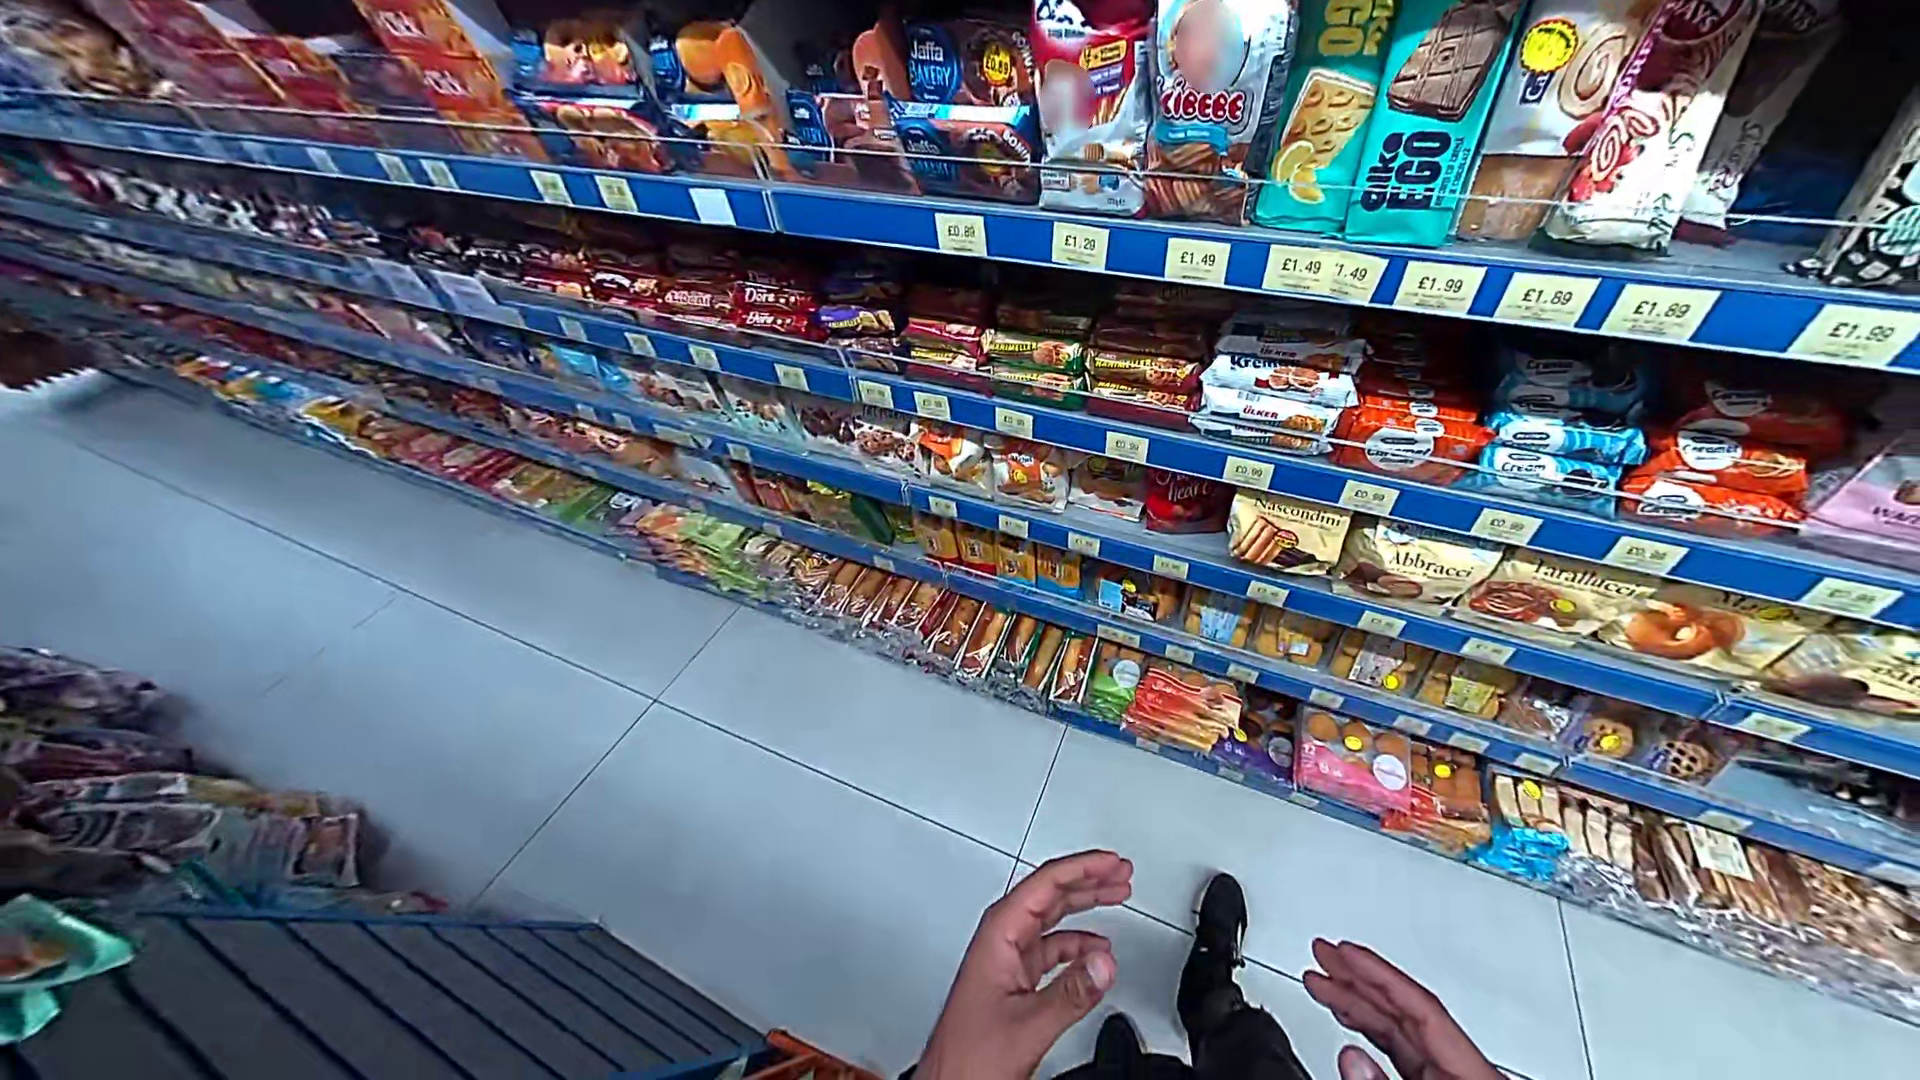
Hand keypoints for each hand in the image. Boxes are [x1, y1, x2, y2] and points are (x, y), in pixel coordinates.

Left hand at [918, 850, 1133, 1079]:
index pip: (1047, 882)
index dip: (1083, 867)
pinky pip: (1051, 944)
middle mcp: (1003, 933)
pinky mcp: (1015, 974)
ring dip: (1086, 904)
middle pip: (1052, 891)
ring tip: (1115, 894)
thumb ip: (1071, 992)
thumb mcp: (1028, 1024)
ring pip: (1053, 915)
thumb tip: (1105, 960)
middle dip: (1089, 877)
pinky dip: (1077, 942)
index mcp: (1001, 930)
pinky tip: (1096, 947)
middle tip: (1121, 870)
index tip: (1111, 862)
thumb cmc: (969, 1054)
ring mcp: (1009, 953)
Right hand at [1303, 940, 1501, 1079]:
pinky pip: (1401, 1050)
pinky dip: (1369, 1028)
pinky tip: (1346, 1016)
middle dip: (1358, 977)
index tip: (1342, 948)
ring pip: (1401, 1029)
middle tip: (1322, 950)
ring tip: (1321, 978)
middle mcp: (1465, 1071)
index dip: (1378, 972)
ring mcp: (1451, 1078)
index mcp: (1476, 1074)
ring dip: (1356, 1000)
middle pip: (1408, 1011)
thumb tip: (1350, 1055)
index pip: (1421, 1006)